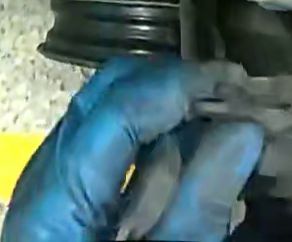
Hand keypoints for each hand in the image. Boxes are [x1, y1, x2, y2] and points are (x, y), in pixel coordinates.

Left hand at [4, 56, 264, 241]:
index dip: (175, 86)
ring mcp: (56, 175)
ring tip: (227, 112)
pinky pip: (116, 146)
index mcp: (58, 194)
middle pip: (108, 93)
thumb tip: (243, 132)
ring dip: (170, 104)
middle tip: (236, 89)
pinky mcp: (72, 192)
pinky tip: (199, 150)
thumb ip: (198, 209)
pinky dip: (159, 140)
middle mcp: (49, 167)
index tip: (233, 82)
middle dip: (173, 82)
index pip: (115, 109)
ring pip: (112, 109)